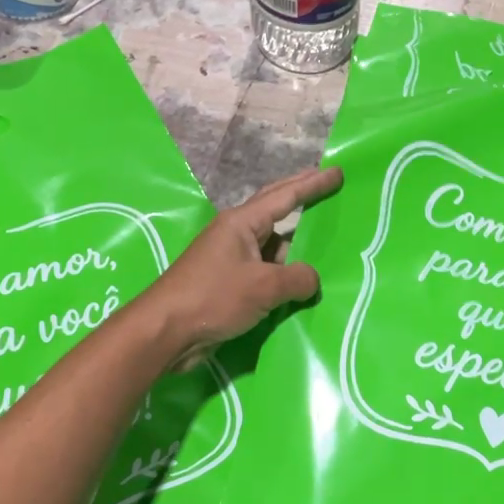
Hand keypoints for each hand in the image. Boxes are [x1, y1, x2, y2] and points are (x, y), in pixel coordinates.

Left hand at [137, 168, 344, 368]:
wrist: (167, 331)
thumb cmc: (213, 297)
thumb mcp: (264, 287)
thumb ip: (297, 278)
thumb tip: (312, 278)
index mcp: (242, 223)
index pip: (285, 196)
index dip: (313, 184)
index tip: (337, 172)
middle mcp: (236, 235)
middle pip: (276, 210)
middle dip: (302, 198)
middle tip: (330, 187)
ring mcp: (232, 260)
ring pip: (273, 247)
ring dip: (296, 248)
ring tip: (327, 247)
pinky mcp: (229, 284)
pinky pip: (266, 272)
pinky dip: (284, 275)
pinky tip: (302, 285)